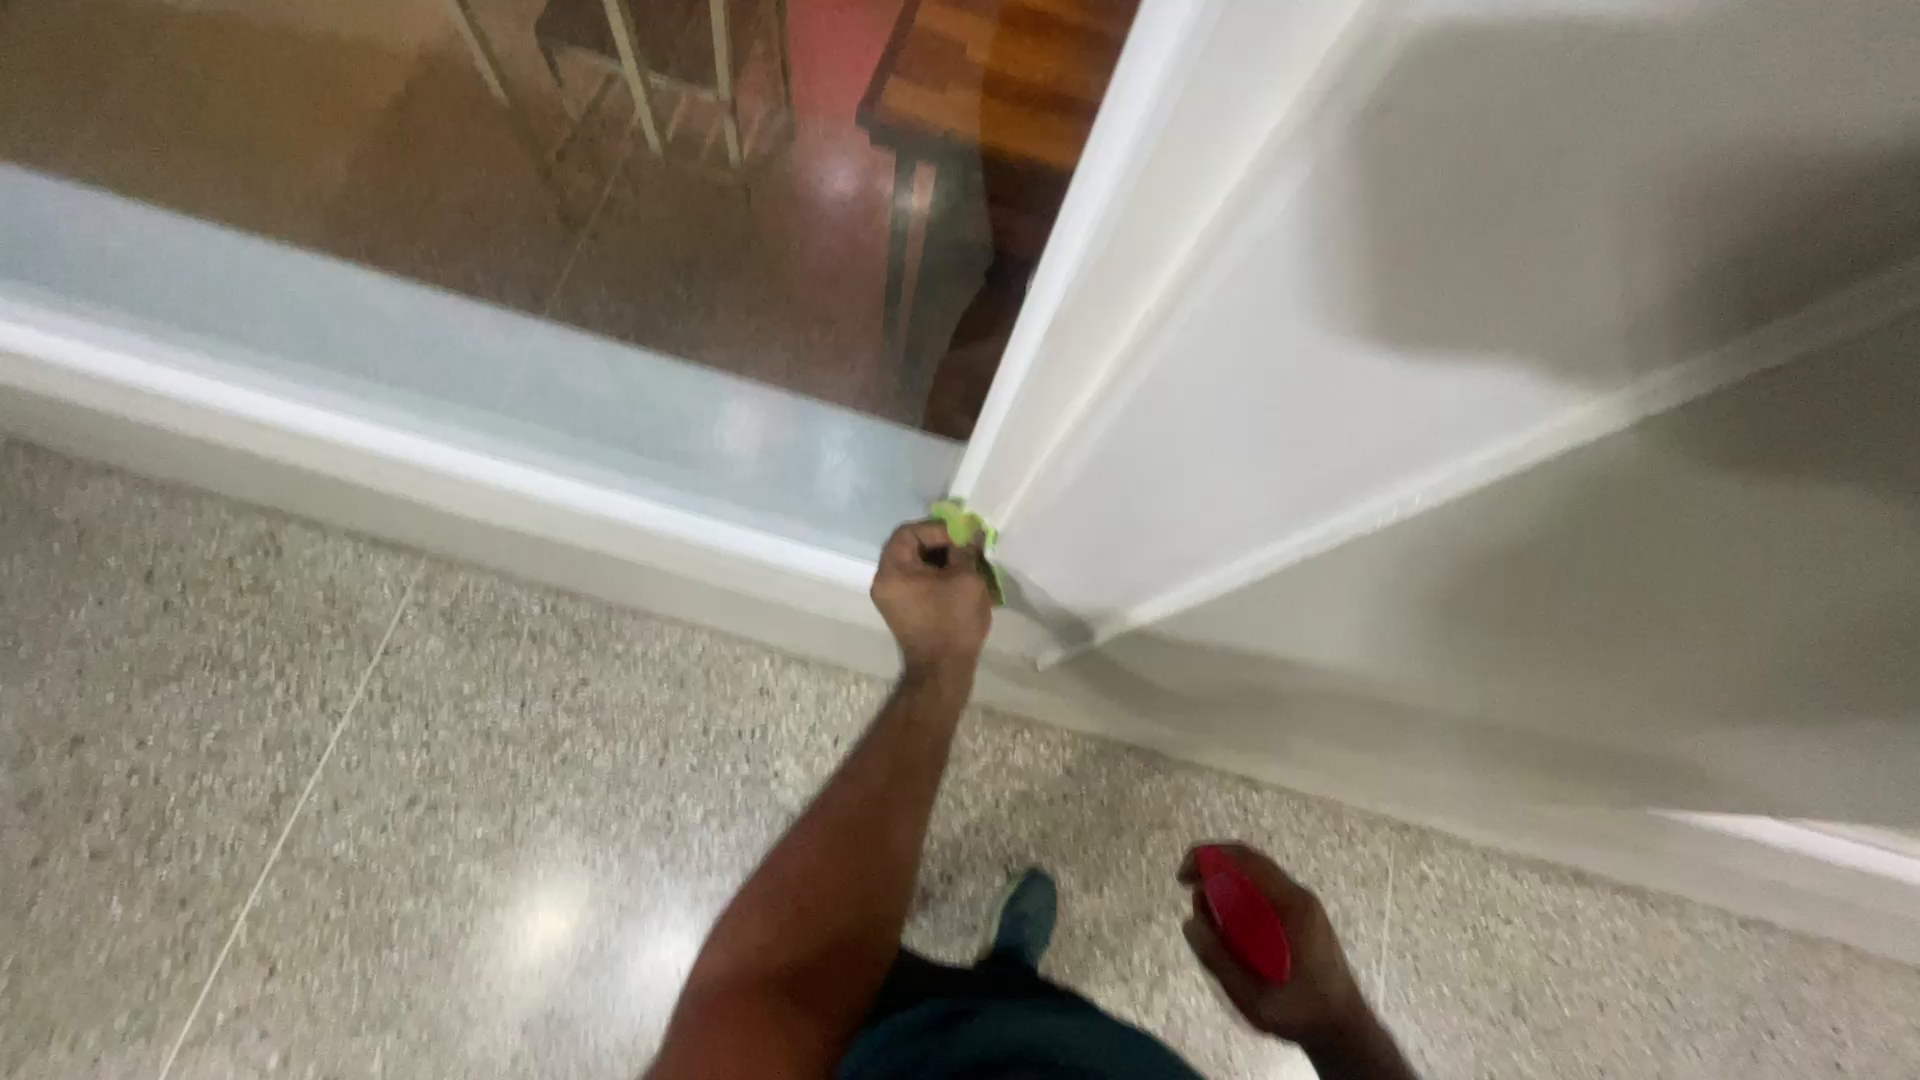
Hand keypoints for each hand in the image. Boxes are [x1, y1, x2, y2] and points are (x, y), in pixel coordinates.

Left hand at [870, 520, 992, 679]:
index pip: (909, 532)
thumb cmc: (953, 622)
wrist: (943, 671)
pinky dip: (935, 574)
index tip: (963, 536)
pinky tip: (958, 578)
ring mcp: (890, 597)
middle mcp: (883, 581)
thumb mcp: (966, 579)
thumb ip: (965, 550)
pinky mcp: (901, 609)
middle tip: (966, 545)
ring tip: (966, 561)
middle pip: (908, 546)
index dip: (937, 529)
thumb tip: (968, 535)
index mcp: (892, 570)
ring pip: (913, 564)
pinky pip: (915, 580)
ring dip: (939, 559)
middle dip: (939, 542)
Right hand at [1178, 843, 1364, 1047]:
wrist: (1346, 1030)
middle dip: (1211, 866)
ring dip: (1224, 881)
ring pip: (1255, 875)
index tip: (1183, 877)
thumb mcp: (1254, 998)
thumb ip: (1219, 961)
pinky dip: (1237, 894)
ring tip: (1204, 909)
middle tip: (1187, 887)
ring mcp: (1302, 904)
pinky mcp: (1301, 915)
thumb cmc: (1302, 1014)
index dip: (1207, 857)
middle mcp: (1299, 896)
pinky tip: (1226, 920)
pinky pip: (1263, 891)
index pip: (1245, 860)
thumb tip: (1189, 922)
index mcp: (1292, 906)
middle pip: (1248, 861)